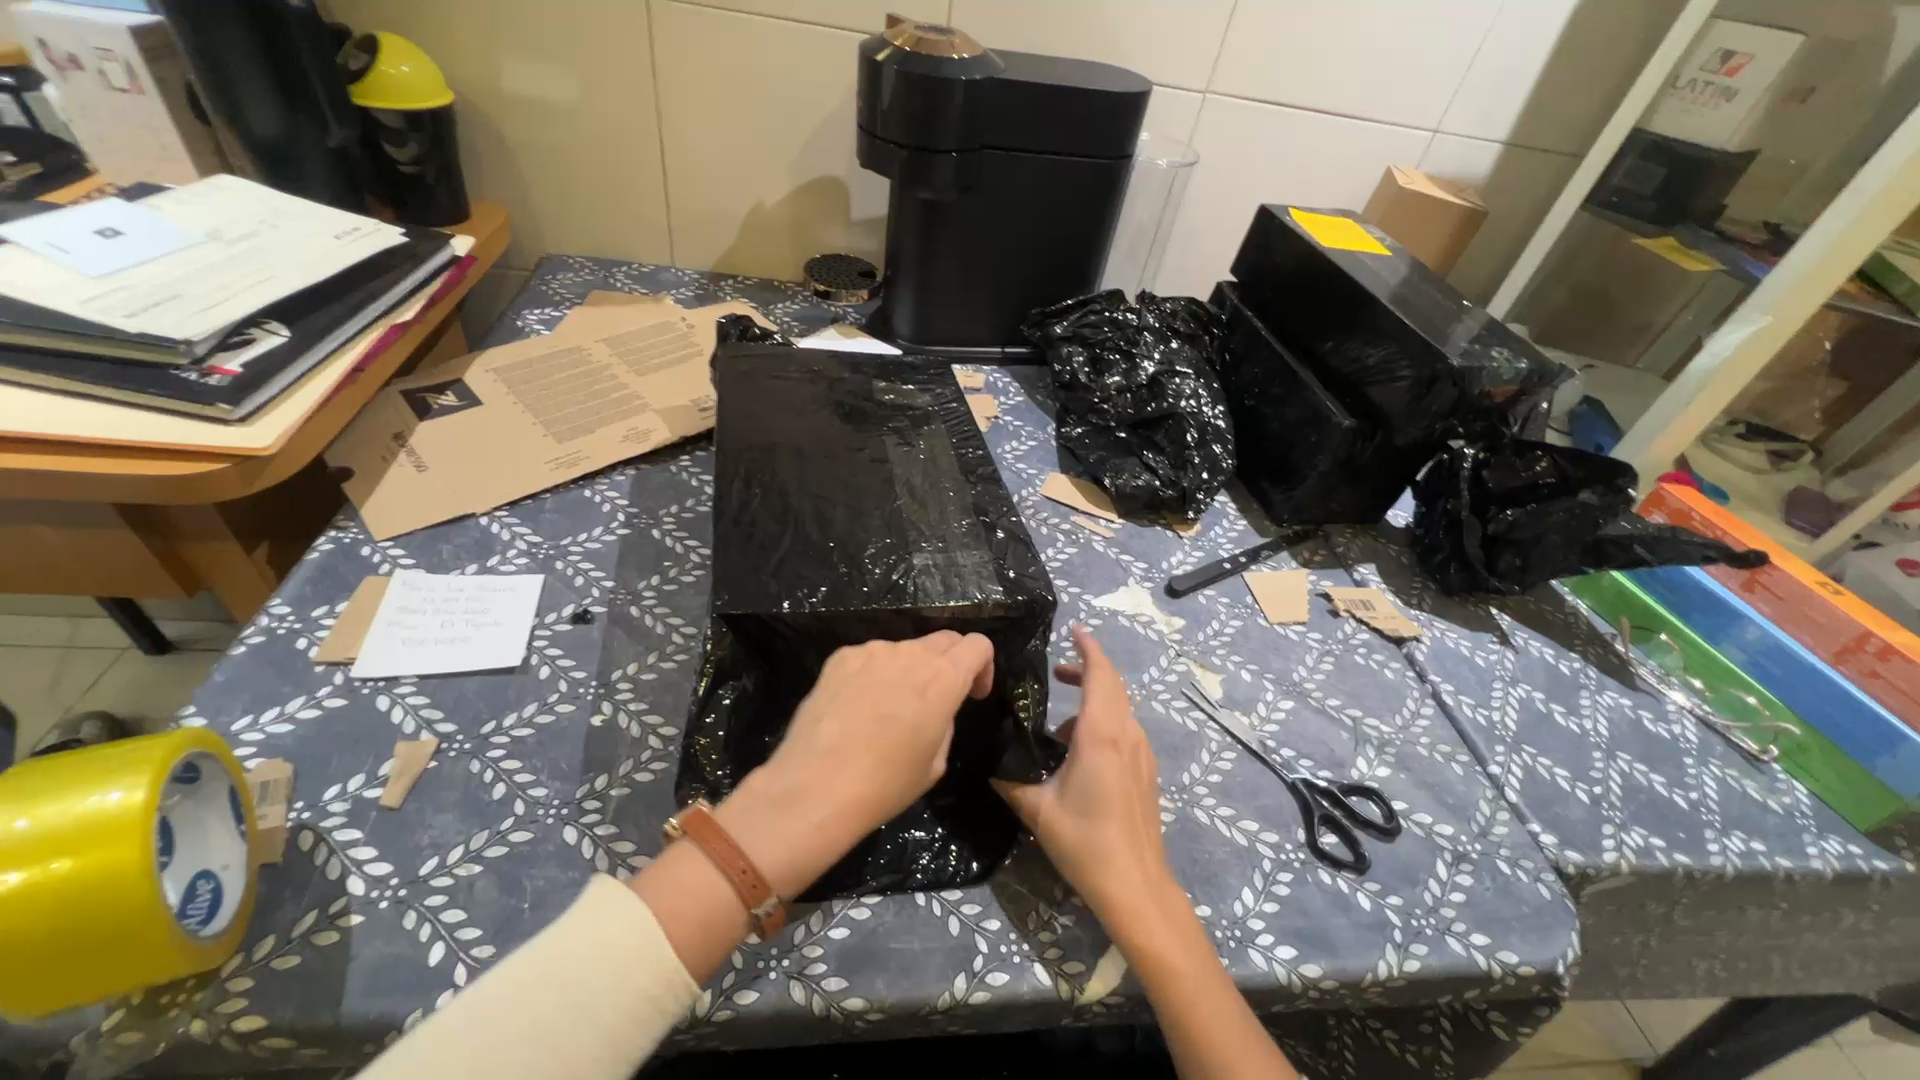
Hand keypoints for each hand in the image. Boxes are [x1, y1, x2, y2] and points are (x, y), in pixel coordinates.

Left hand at [716, 631, 994, 896]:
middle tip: (937, 700)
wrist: (816, 787)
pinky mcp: (839, 659)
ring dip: (909, 670)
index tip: (972, 695)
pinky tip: (858, 709)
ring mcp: (871, 652)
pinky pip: (869, 659)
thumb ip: (944, 721)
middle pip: (944, 640)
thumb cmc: (886, 785)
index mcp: (943, 678)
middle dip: (950, 664)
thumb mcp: (935, 763)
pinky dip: (875, 675)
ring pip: (904, 650)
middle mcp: (910, 653)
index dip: (982, 668)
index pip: (978, 645)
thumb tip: (934, 709)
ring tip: (889, 710)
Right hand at [992, 626, 1176, 924]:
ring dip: (1092, 703)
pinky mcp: (1145, 773)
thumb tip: (984, 760)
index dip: (1088, 647)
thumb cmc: (1085, 842)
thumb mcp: (1036, 808)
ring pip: (1119, 711)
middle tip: (1055, 672)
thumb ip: (1008, 779)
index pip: (1100, 674)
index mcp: (1101, 734)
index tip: (1073, 630)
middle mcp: (1127, 735)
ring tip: (1056, 727)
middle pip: (1113, 686)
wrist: (1136, 885)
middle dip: (1086, 671)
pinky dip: (1101, 726)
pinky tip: (1076, 756)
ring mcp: (1141, 754)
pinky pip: (1123, 732)